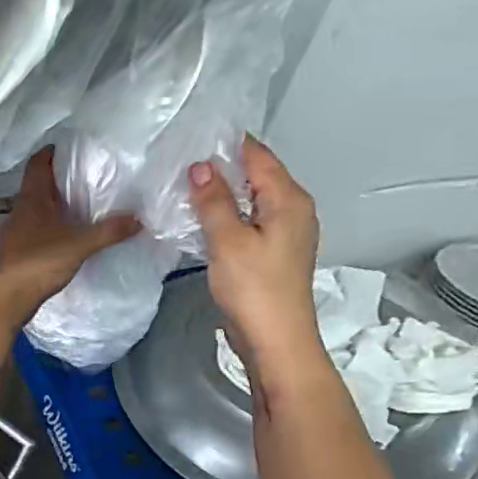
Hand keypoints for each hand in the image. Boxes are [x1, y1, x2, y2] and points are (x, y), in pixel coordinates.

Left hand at [0, 147, 140, 313]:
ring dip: (48, 207)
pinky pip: (30, 231)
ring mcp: (13, 231)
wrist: (10, 296)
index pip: (37, 164)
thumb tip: (138, 220)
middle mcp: (19, 209)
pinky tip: (57, 239)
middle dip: (53, 181)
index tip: (65, 149)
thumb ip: (109, 231)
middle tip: (76, 180)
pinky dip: (44, 229)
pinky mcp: (13, 251)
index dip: (49, 153)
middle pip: (34, 186)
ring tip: (70, 209)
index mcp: (32, 198)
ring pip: (31, 210)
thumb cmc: (42, 261)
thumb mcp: (81, 244)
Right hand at [188, 136, 320, 365]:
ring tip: (188, 188)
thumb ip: (214, 200)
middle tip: (182, 162)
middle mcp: (295, 210)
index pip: (258, 154)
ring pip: (253, 201)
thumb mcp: (228, 240)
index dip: (226, 144)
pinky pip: (252, 222)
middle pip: (258, 175)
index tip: (192, 137)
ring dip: (225, 194)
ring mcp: (288, 234)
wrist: (277, 342)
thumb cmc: (254, 289)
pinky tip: (206, 222)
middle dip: (223, 167)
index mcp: (289, 199)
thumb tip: (201, 166)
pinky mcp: (276, 255)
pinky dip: (231, 217)